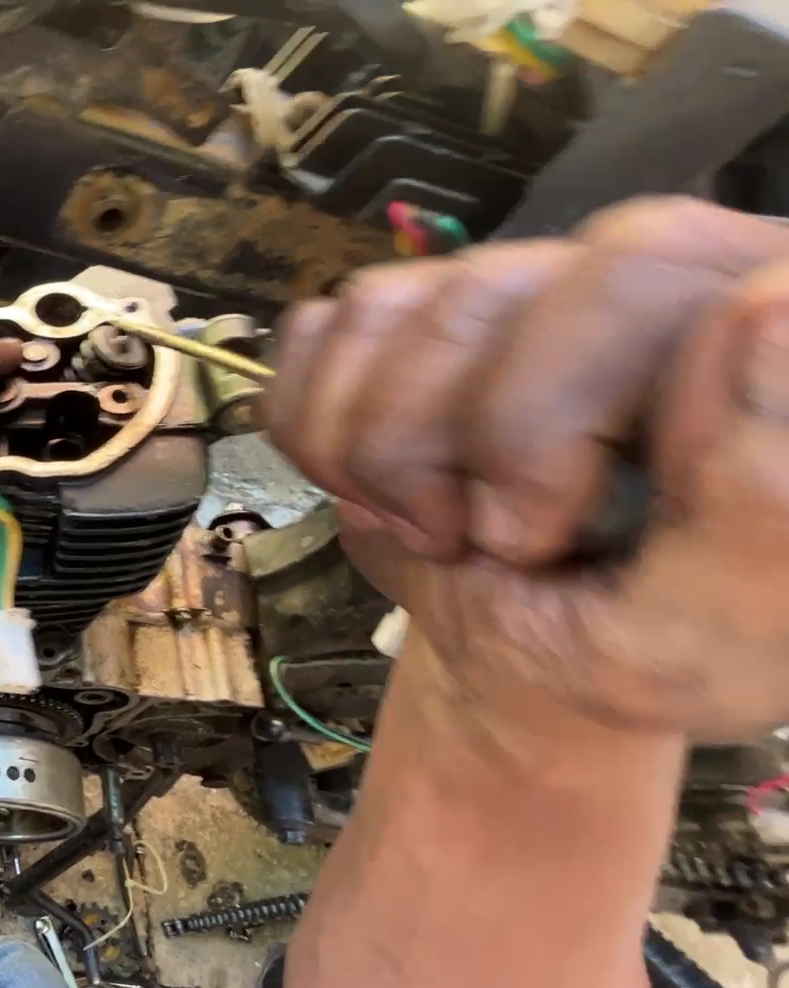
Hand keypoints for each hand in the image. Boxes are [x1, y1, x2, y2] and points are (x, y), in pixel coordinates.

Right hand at [265, 196, 788, 739]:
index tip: (528, 540)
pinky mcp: (401, 318)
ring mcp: (504, 290)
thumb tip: (770, 301)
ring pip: (376, 311)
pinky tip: (365, 484)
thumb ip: (769, 485)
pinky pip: (312, 334)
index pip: (632, 274)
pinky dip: (308, 431)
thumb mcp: (707, 621)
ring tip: (421, 522)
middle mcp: (634, 281)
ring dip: (363, 455)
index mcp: (756, 326)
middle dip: (428, 446)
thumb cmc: (619, 651)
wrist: (511, 647)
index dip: (538, 421)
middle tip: (461, 538)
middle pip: (481, 291)